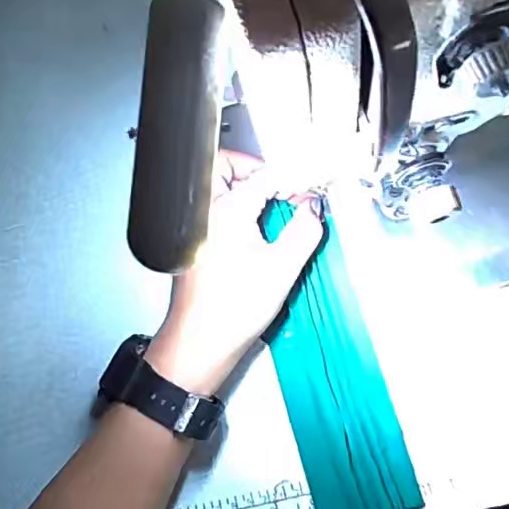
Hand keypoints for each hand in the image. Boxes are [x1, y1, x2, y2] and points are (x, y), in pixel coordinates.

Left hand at [146, 152, 323, 394]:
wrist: (201, 342)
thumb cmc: (231, 310)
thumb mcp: (283, 267)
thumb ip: (305, 230)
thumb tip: (313, 209)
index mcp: (226, 211)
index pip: (263, 175)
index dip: (291, 178)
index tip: (308, 187)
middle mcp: (205, 215)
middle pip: (224, 167)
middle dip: (254, 169)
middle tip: (280, 184)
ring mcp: (196, 229)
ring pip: (216, 188)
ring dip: (244, 188)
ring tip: (272, 206)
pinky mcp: (196, 245)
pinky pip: (214, 211)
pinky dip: (235, 209)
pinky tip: (256, 230)